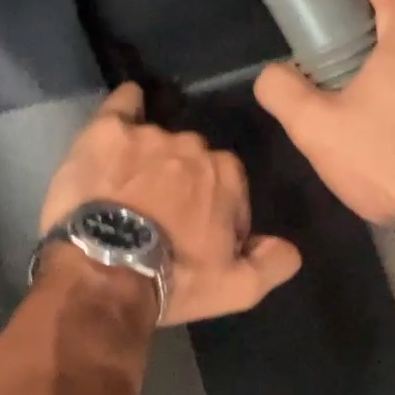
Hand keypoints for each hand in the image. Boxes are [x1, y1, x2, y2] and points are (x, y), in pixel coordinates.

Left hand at [39, 83, 301, 325]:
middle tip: (162, 220)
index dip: (216, 214)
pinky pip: (121, 106)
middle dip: (183, 186)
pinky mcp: (105, 133)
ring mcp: (148, 135)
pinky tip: (125, 115)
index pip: (230, 187)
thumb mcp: (239, 288)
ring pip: (157, 143)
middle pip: (193, 162)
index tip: (197, 238)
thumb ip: (275, 262)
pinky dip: (126, 107)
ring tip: (130, 196)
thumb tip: (289, 246)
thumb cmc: (175, 280)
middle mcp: (193, 145)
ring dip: (151, 164)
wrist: (104, 274)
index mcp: (228, 174)